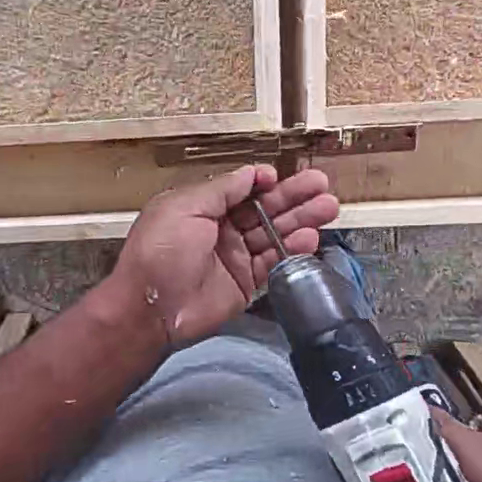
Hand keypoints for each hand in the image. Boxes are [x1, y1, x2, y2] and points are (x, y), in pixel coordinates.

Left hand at [107, 164, 339, 347]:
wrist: (152, 309)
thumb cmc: (162, 250)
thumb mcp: (184, 207)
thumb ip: (221, 189)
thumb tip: (250, 173)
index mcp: (200, 207)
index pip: (239, 189)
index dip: (262, 182)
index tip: (281, 176)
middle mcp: (219, 229)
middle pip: (262, 209)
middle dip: (292, 197)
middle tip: (322, 186)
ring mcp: (233, 256)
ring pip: (273, 233)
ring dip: (300, 220)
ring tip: (329, 208)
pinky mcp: (245, 283)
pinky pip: (273, 262)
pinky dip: (292, 250)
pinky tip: (310, 238)